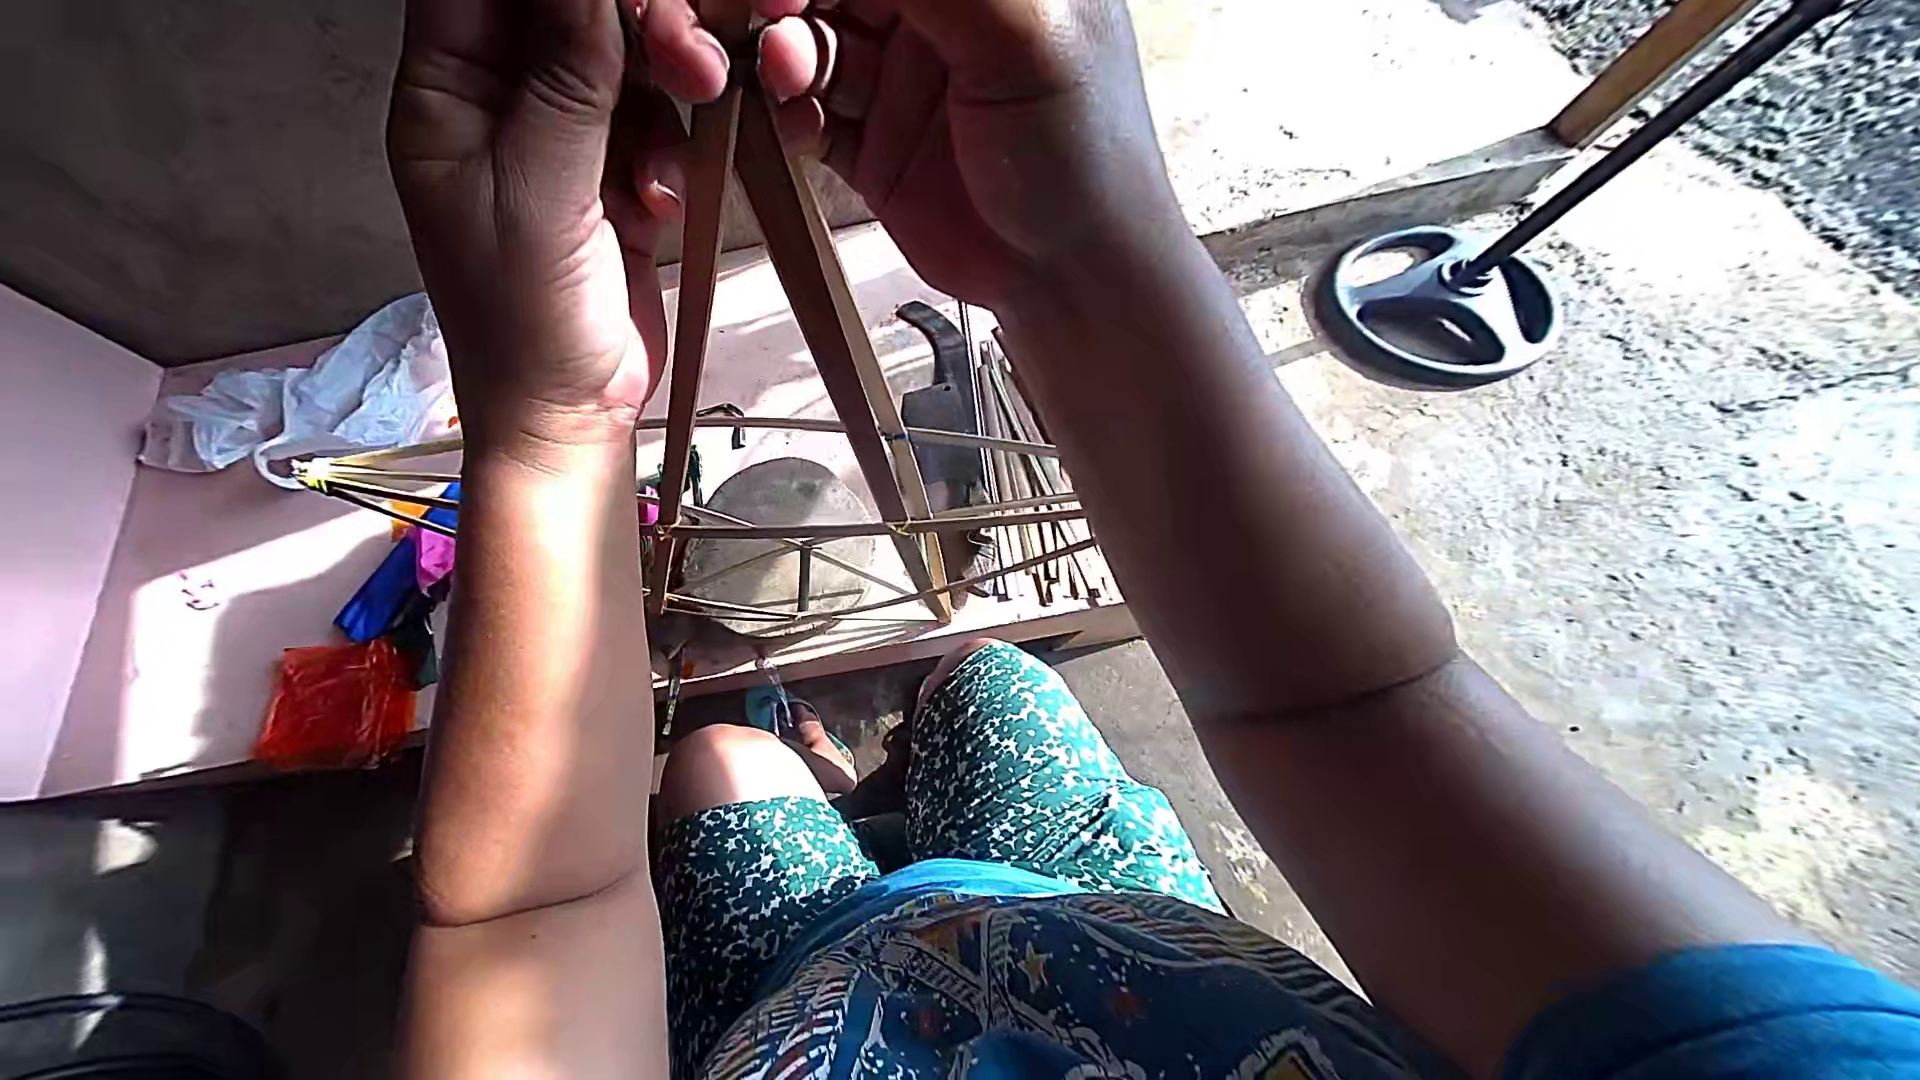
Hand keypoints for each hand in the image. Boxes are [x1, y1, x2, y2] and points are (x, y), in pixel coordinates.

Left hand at [388, 0, 716, 455]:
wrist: (574, 406)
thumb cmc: (528, 321)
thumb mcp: (539, 196)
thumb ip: (565, 87)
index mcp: (448, 100)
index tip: (620, 4)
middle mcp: (505, 120)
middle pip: (567, 30)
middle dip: (628, 42)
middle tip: (681, 62)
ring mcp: (568, 162)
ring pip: (625, 89)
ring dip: (657, 122)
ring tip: (655, 182)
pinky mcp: (618, 200)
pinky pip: (652, 150)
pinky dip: (667, 171)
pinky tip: (660, 208)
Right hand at [750, 0, 1187, 308]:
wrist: (1066, 270)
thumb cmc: (1078, 150)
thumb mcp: (1026, 30)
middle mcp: (929, 16)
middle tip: (768, 20)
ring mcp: (897, 82)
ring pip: (804, 41)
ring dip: (779, 52)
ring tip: (788, 74)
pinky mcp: (875, 151)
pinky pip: (808, 118)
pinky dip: (789, 116)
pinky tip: (798, 125)